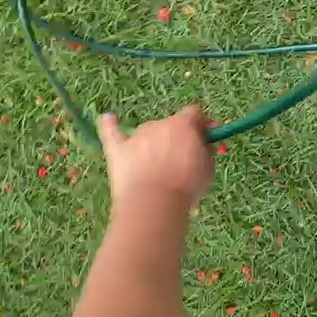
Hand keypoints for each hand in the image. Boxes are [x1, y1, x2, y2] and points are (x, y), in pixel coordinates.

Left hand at [97, 106, 213, 212]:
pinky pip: (112, 132)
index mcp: (183, 125)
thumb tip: (205, 143)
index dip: (202, 125)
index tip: (207, 138)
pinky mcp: (118, 149)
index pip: (195, 114)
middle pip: (171, 124)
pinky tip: (108, 118)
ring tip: (158, 165)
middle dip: (178, 137)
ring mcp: (136, 136)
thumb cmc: (186, 185)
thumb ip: (207, 150)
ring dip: (155, 142)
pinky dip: (110, 125)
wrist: (153, 202)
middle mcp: (159, 124)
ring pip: (148, 133)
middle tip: (183, 159)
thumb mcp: (208, 167)